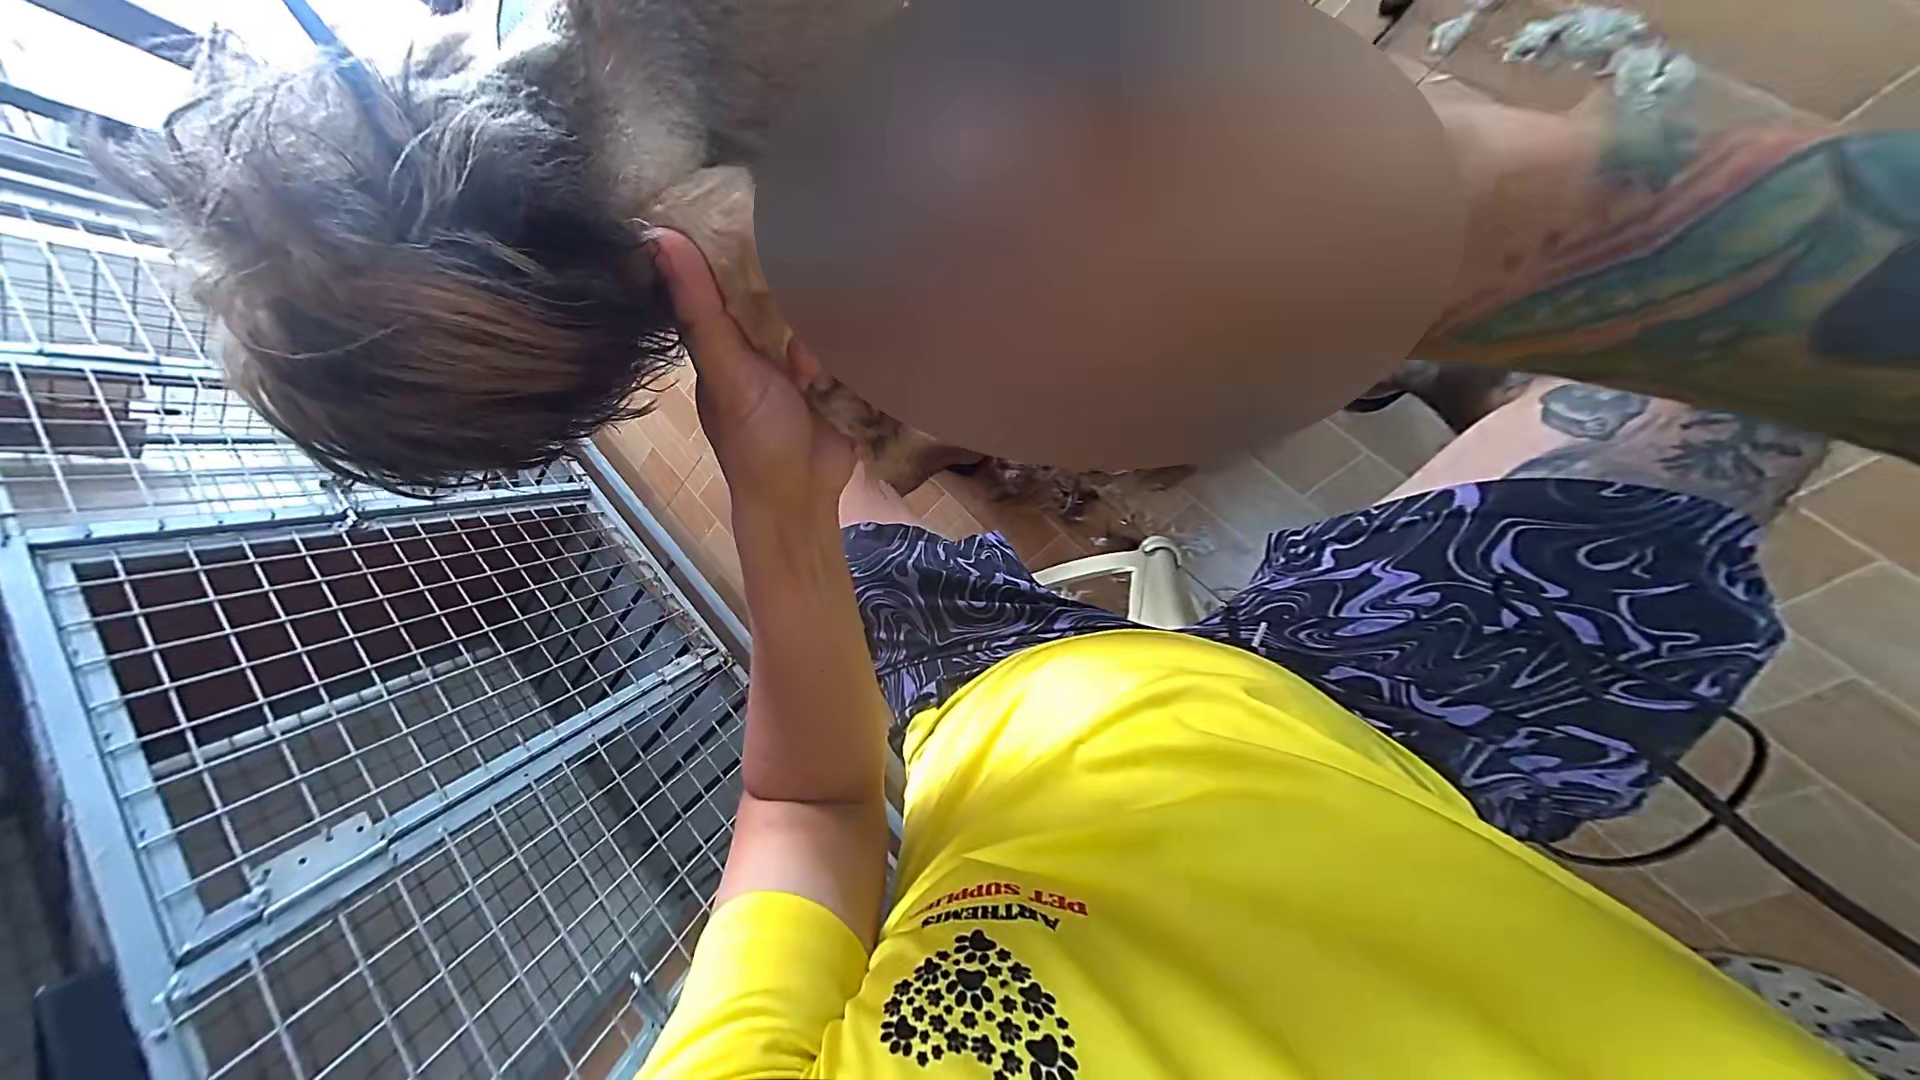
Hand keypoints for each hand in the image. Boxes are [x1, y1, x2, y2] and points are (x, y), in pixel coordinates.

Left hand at [651, 229, 854, 523]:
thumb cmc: (755, 440)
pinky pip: (845, 344)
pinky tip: (839, 369)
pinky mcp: (837, 376)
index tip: (758, 210)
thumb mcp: (727, 373)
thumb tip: (659, 235)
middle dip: (797, 297)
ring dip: (823, 337)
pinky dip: (847, 351)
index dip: (739, 242)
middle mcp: (764, 340)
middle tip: (798, 313)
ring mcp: (803, 359)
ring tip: (810, 377)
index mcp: (726, 334)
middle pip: (783, 289)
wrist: (804, 496)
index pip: (730, 271)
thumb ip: (701, 310)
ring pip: (819, 315)